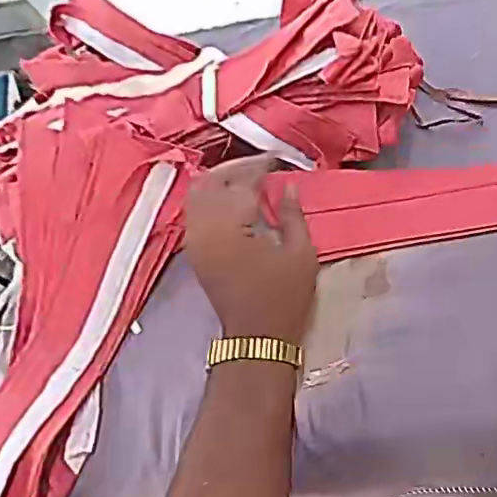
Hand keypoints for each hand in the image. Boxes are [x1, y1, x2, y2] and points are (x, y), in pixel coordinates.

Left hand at [184, 155, 317, 343]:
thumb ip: (293, 216)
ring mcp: (195, 239)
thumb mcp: (301, 255)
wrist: (257, 335)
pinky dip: (212, 198)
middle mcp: (204, 227)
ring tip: (246, 178)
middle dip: (236, 168)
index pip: (241, 183)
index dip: (260, 168)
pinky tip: (232, 200)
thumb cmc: (285, 298)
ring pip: (197, 193)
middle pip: (211, 182)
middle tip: (262, 165)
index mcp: (231, 227)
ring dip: (220, 180)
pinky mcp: (194, 249)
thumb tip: (287, 186)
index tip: (278, 161)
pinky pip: (196, 211)